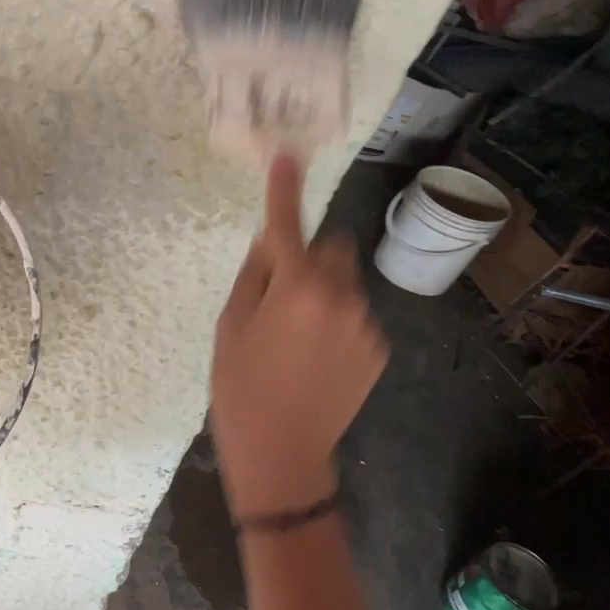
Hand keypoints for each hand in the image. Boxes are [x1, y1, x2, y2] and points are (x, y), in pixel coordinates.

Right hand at [212, 154, 388, 518]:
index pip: (289, 226)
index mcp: (298, 288)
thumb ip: (256, 275)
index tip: (286, 156)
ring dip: (321, 291)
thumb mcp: (231, 325)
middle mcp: (341, 297)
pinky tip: (314, 358)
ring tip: (294, 338)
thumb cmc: (240, 388)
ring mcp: (366, 324)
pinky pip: (353, 314)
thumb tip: (272, 241)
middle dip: (308, 257)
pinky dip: (334, 320)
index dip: (284, 189)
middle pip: (331, 249)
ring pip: (343, 283)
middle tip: (278, 293)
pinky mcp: (378, 348)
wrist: (282, 454)